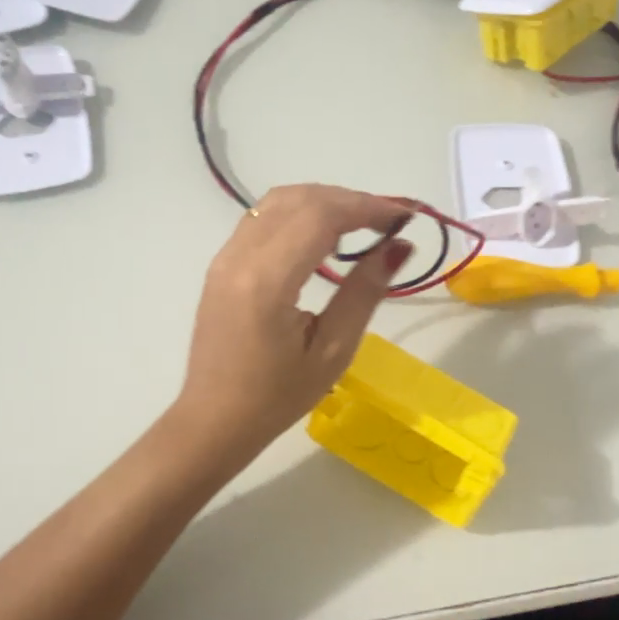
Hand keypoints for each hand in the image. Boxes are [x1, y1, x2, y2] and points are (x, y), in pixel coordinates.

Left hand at [173, 184, 412, 451]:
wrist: (215, 420)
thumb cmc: (277, 397)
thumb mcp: (332, 351)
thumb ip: (364, 293)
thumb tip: (399, 246)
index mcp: (267, 281)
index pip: (320, 216)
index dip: (366, 207)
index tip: (402, 217)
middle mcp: (240, 257)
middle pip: (299, 199)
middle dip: (348, 200)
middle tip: (387, 221)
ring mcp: (225, 258)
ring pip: (277, 202)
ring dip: (322, 202)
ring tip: (360, 226)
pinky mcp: (221, 265)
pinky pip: (262, 220)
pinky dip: (299, 214)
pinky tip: (323, 238)